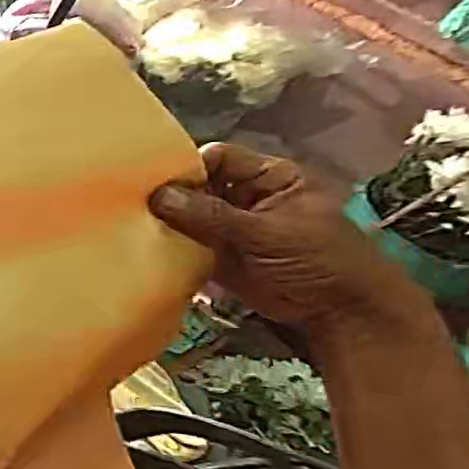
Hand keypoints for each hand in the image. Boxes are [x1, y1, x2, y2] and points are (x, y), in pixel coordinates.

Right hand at [148, 143, 429, 335]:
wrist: (335, 311)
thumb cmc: (318, 259)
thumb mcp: (267, 232)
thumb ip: (212, 214)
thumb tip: (159, 195)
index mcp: (266, 177)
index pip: (218, 158)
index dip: (189, 166)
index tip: (155, 181)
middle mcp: (241, 196)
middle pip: (195, 184)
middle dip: (167, 192)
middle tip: (133, 202)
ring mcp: (224, 224)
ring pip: (183, 212)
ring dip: (162, 218)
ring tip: (133, 222)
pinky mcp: (212, 251)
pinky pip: (181, 239)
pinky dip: (164, 241)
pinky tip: (142, 242)